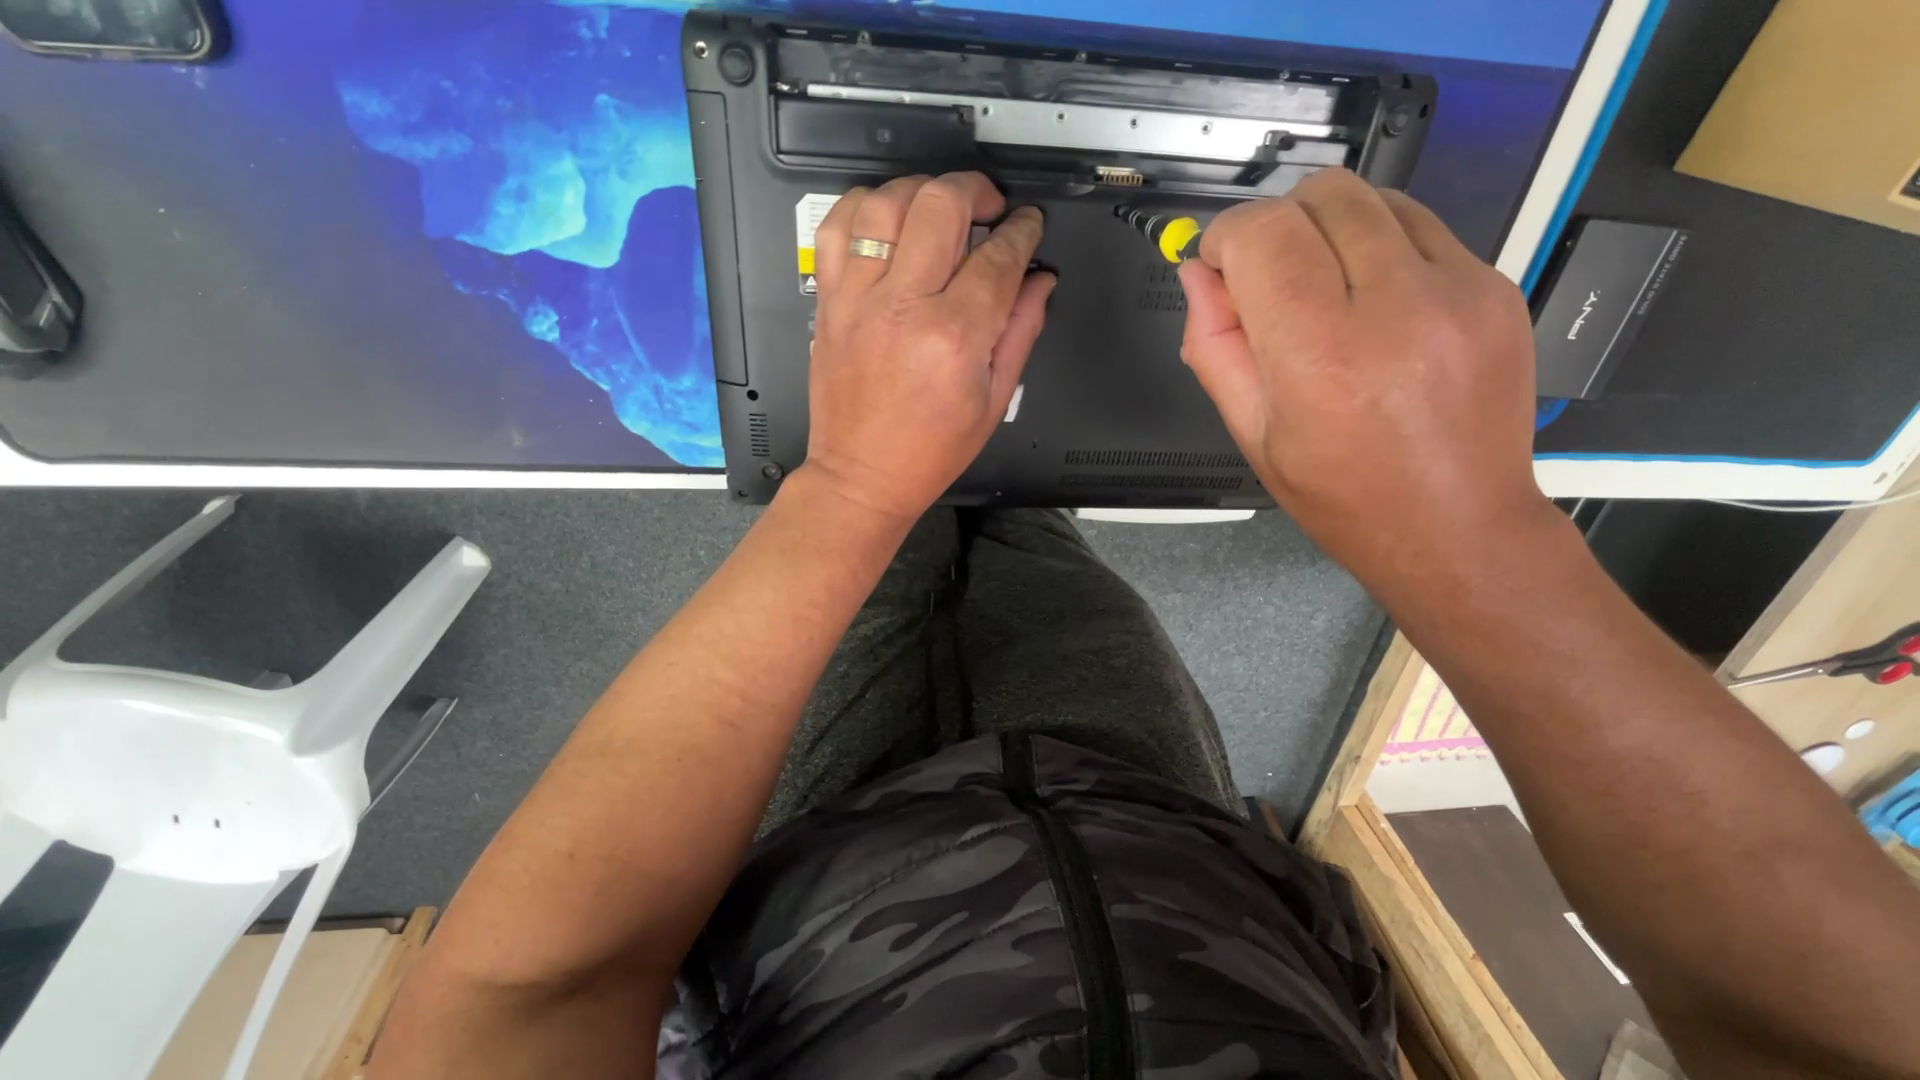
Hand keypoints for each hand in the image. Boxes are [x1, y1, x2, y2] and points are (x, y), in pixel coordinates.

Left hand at [802, 172, 1055, 523]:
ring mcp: (859, 300)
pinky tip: (888, 218)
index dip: (1022, 231)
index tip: (1028, 226)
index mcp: (953, 337)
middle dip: (975, 191)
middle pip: (941, 206)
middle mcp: (903, 308)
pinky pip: (837, 227)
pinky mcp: (830, 302)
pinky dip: (864, 206)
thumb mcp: (995, 399)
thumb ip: (1021, 329)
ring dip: (920, 191)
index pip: (998, 256)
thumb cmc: (925, 449)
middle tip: (989, 206)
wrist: (861, 475)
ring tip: (939, 208)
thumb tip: (1039, 281)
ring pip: (885, 203)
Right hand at [1178, 168, 1551, 590]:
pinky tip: (1377, 301)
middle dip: (1278, 223)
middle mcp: (1397, 309)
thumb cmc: (1347, 496)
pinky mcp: (1495, 287)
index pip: (1261, 234)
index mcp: (1323, 357)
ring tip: (1328, 287)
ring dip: (1332, 227)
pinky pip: (1422, 226)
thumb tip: (1199, 275)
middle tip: (1273, 277)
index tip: (1224, 268)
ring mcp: (1458, 291)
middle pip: (1320, 196)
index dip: (1227, 238)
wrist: (1459, 527)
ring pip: (1374, 198)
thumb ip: (1215, 346)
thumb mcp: (1254, 434)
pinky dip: (1383, 246)